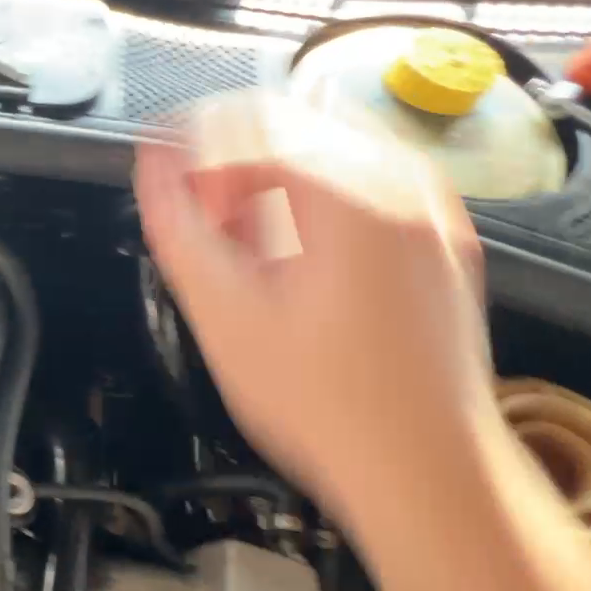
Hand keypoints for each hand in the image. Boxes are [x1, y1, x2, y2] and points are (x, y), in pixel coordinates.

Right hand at [135, 91, 495, 515]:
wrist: (423, 468)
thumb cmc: (330, 407)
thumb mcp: (225, 318)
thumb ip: (180, 232)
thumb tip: (153, 170)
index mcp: (348, 194)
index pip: (248, 122)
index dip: (187, 147)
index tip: (158, 179)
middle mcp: (403, 187)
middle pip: (292, 128)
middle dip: (229, 166)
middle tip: (197, 223)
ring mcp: (431, 215)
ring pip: (329, 156)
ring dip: (268, 187)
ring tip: (239, 249)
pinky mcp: (438, 246)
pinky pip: (365, 191)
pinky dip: (312, 209)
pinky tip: (289, 264)